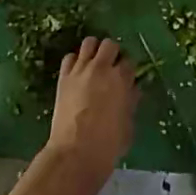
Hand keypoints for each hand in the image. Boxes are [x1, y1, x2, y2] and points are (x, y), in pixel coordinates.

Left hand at [9, 37, 137, 194]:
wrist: (76, 152)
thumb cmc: (108, 145)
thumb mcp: (128, 125)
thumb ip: (130, 102)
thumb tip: (132, 90)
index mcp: (121, 80)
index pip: (129, 62)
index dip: (129, 70)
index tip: (128, 77)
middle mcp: (100, 68)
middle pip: (109, 45)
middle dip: (113, 53)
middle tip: (112, 67)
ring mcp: (80, 69)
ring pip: (89, 42)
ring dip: (94, 50)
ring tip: (95, 63)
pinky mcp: (64, 76)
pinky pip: (70, 57)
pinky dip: (76, 60)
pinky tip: (78, 72)